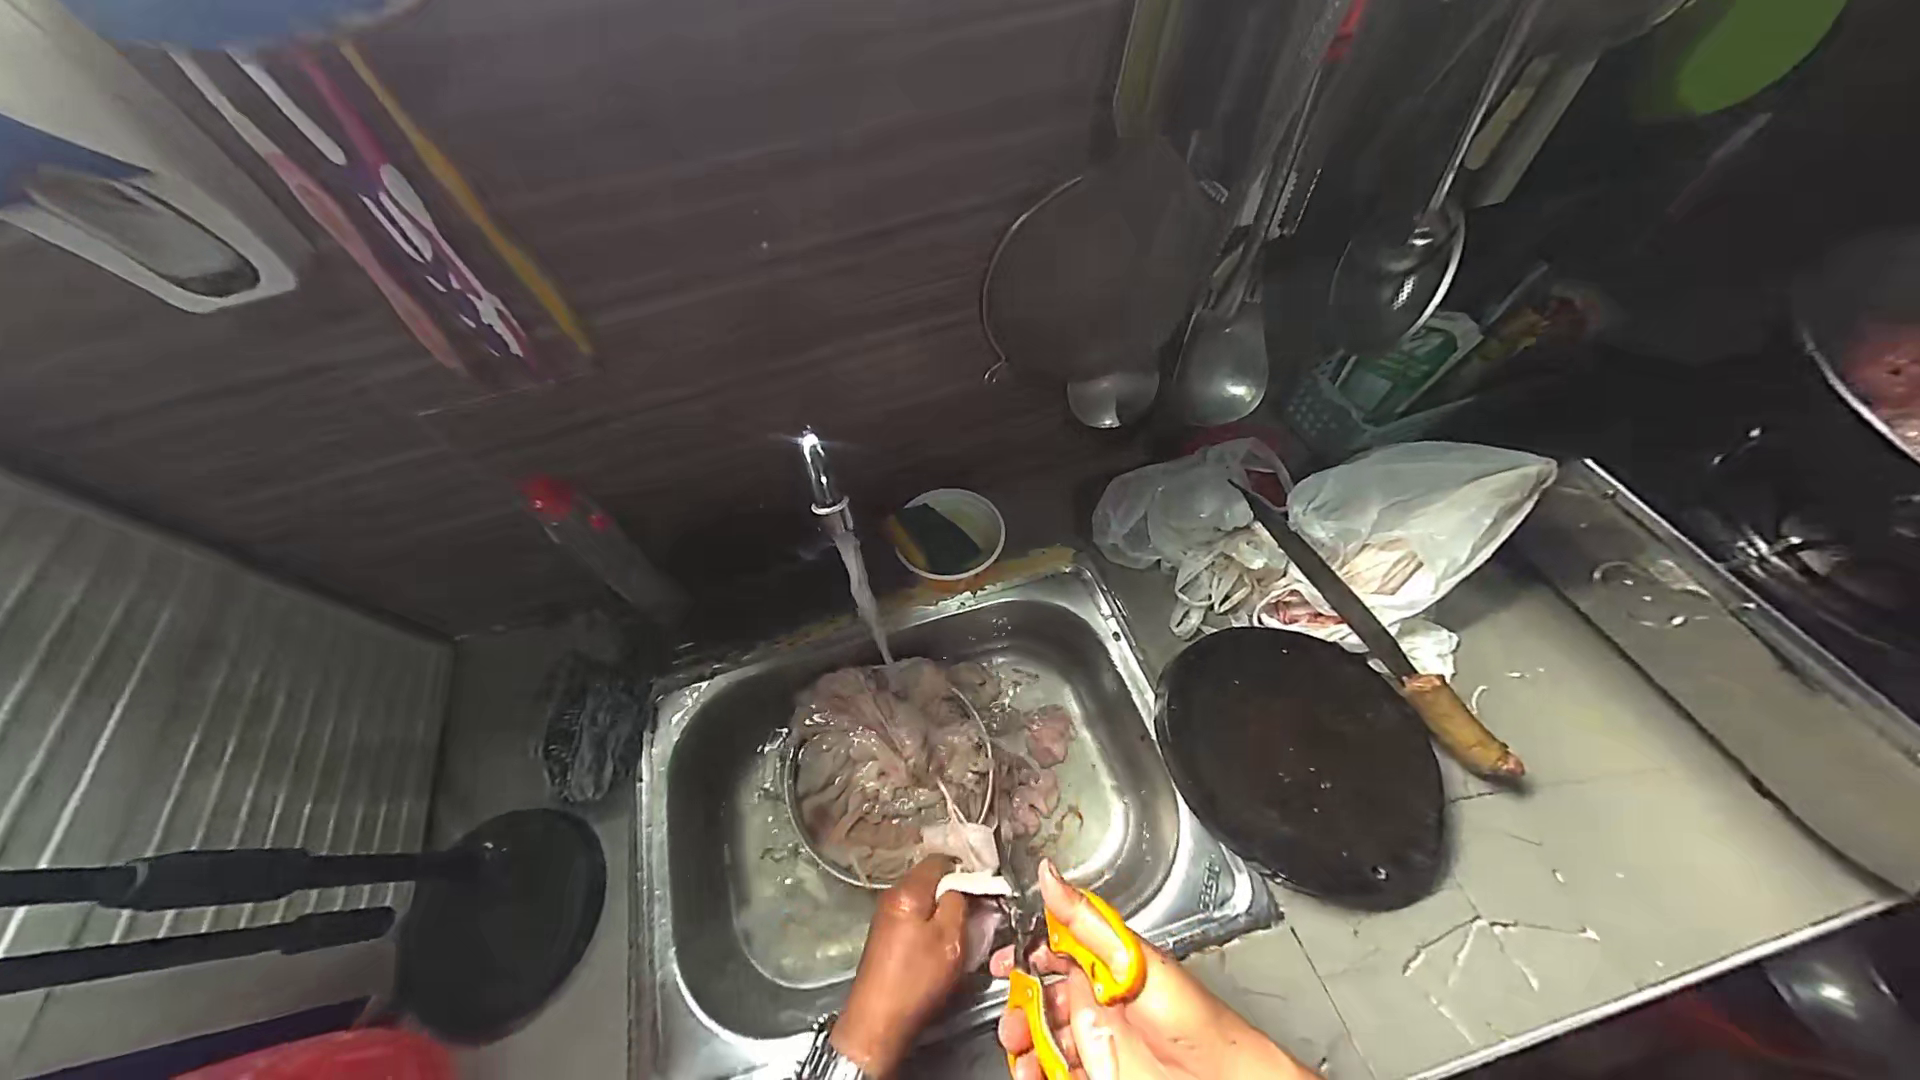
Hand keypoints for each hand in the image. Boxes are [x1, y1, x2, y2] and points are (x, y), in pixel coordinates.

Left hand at [832, 856, 968, 1076]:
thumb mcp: (950, 940)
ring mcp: (884, 913)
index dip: (965, 870)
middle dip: (953, 891)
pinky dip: (927, 922)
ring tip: (957, 930)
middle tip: (973, 912)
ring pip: (921, 897)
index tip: (982, 889)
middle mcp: (892, 894)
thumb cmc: (916, 981)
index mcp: (908, 890)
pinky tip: (936, 943)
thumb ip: (959, 903)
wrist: (874, 1025)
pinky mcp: (883, 933)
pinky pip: (911, 914)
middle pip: (930, 877)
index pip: (941, 860)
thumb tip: (962, 886)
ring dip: (940, 908)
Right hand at [992, 860, 1316, 1079]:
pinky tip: (1032, 1074)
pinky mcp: (1100, 1074)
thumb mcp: (1133, 960)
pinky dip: (1037, 1073)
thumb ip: (1086, 919)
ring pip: (1045, 1035)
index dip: (1024, 952)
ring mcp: (1098, 1040)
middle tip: (1010, 1018)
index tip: (1002, 961)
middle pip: (1041, 995)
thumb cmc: (1194, 1021)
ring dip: (1025, 1042)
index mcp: (1103, 961)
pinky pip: (1057, 1072)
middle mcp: (1097, 998)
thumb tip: (1048, 873)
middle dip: (1018, 1004)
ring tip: (1021, 1052)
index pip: (1052, 946)